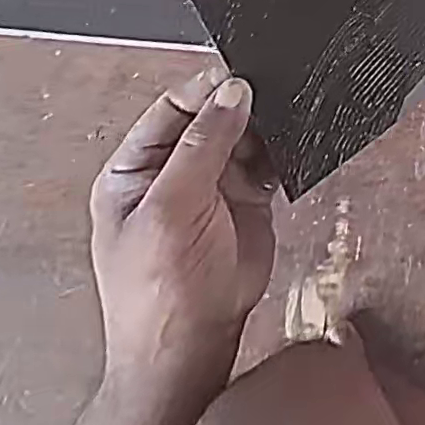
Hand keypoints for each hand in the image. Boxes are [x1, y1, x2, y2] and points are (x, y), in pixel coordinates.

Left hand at [89, 69, 276, 392]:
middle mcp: (174, 170)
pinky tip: (286, 147)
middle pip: (210, 117)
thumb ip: (202, 146)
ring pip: (241, 134)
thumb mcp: (170, 208)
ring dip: (260, 127)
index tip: (235, 75)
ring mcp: (212, 184)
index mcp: (137, 167)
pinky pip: (265, 160)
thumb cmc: (157, 292)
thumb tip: (231, 93)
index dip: (203, 90)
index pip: (171, 109)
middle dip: (237, 105)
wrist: (191, 349)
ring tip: (278, 123)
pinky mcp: (246, 198)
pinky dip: (278, 151)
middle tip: (265, 96)